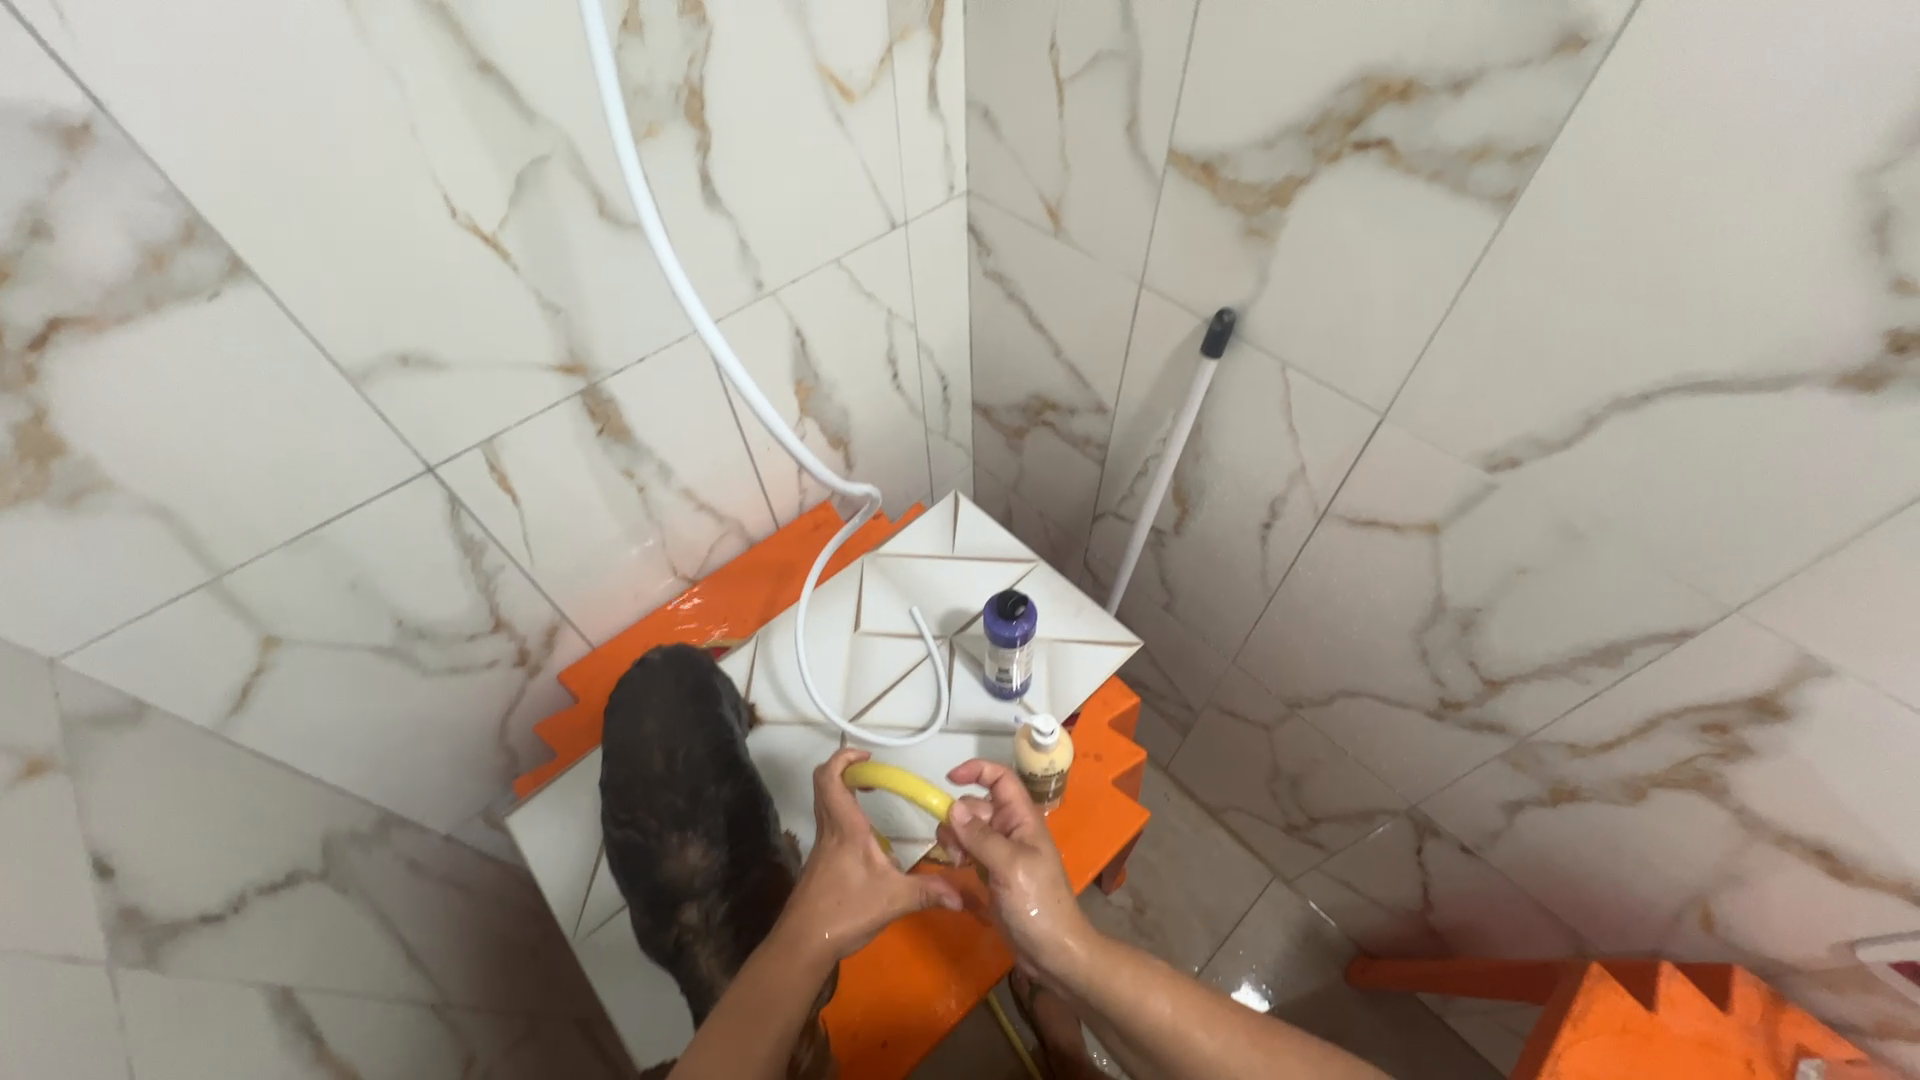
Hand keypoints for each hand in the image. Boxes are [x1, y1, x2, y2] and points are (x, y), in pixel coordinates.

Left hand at [777, 748, 962, 961]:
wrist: (802, 944)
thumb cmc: (844, 912)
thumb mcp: (893, 900)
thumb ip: (928, 892)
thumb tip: (961, 895)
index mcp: (845, 827)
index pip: (830, 778)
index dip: (844, 758)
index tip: (868, 757)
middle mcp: (830, 829)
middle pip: (824, 784)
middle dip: (846, 771)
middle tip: (873, 775)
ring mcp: (822, 846)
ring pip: (825, 804)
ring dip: (845, 793)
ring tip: (873, 799)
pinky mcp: (820, 863)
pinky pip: (830, 825)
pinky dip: (846, 818)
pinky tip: (868, 841)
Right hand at [938, 759, 1094, 983]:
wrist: (1053, 953)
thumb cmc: (1039, 905)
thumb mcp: (1009, 866)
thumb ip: (980, 836)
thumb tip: (953, 807)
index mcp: (1023, 819)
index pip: (1001, 779)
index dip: (977, 770)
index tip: (949, 778)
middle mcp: (1012, 830)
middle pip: (977, 805)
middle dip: (959, 817)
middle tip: (954, 849)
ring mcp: (1002, 852)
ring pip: (969, 828)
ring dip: (956, 839)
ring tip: (956, 864)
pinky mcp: (993, 873)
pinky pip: (969, 851)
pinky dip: (959, 855)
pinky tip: (956, 872)